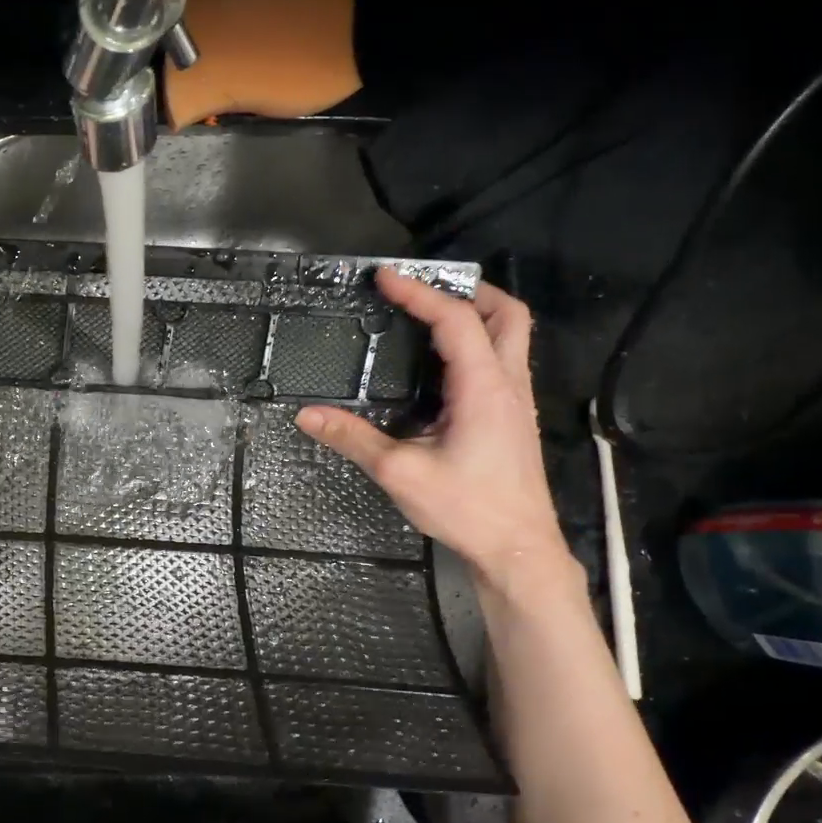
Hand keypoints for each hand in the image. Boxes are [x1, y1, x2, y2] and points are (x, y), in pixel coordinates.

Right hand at [296, 270, 568, 585]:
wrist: (515, 545)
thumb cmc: (465, 506)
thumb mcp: (398, 472)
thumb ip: (353, 439)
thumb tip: (307, 416)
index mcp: (483, 388)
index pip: (455, 322)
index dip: (421, 294)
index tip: (387, 277)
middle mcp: (508, 384)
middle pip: (506, 314)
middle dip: (467, 291)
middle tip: (423, 289)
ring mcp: (514, 401)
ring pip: (510, 336)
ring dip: (475, 316)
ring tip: (429, 317)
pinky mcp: (510, 418)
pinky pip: (500, 362)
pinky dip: (474, 344)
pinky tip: (438, 366)